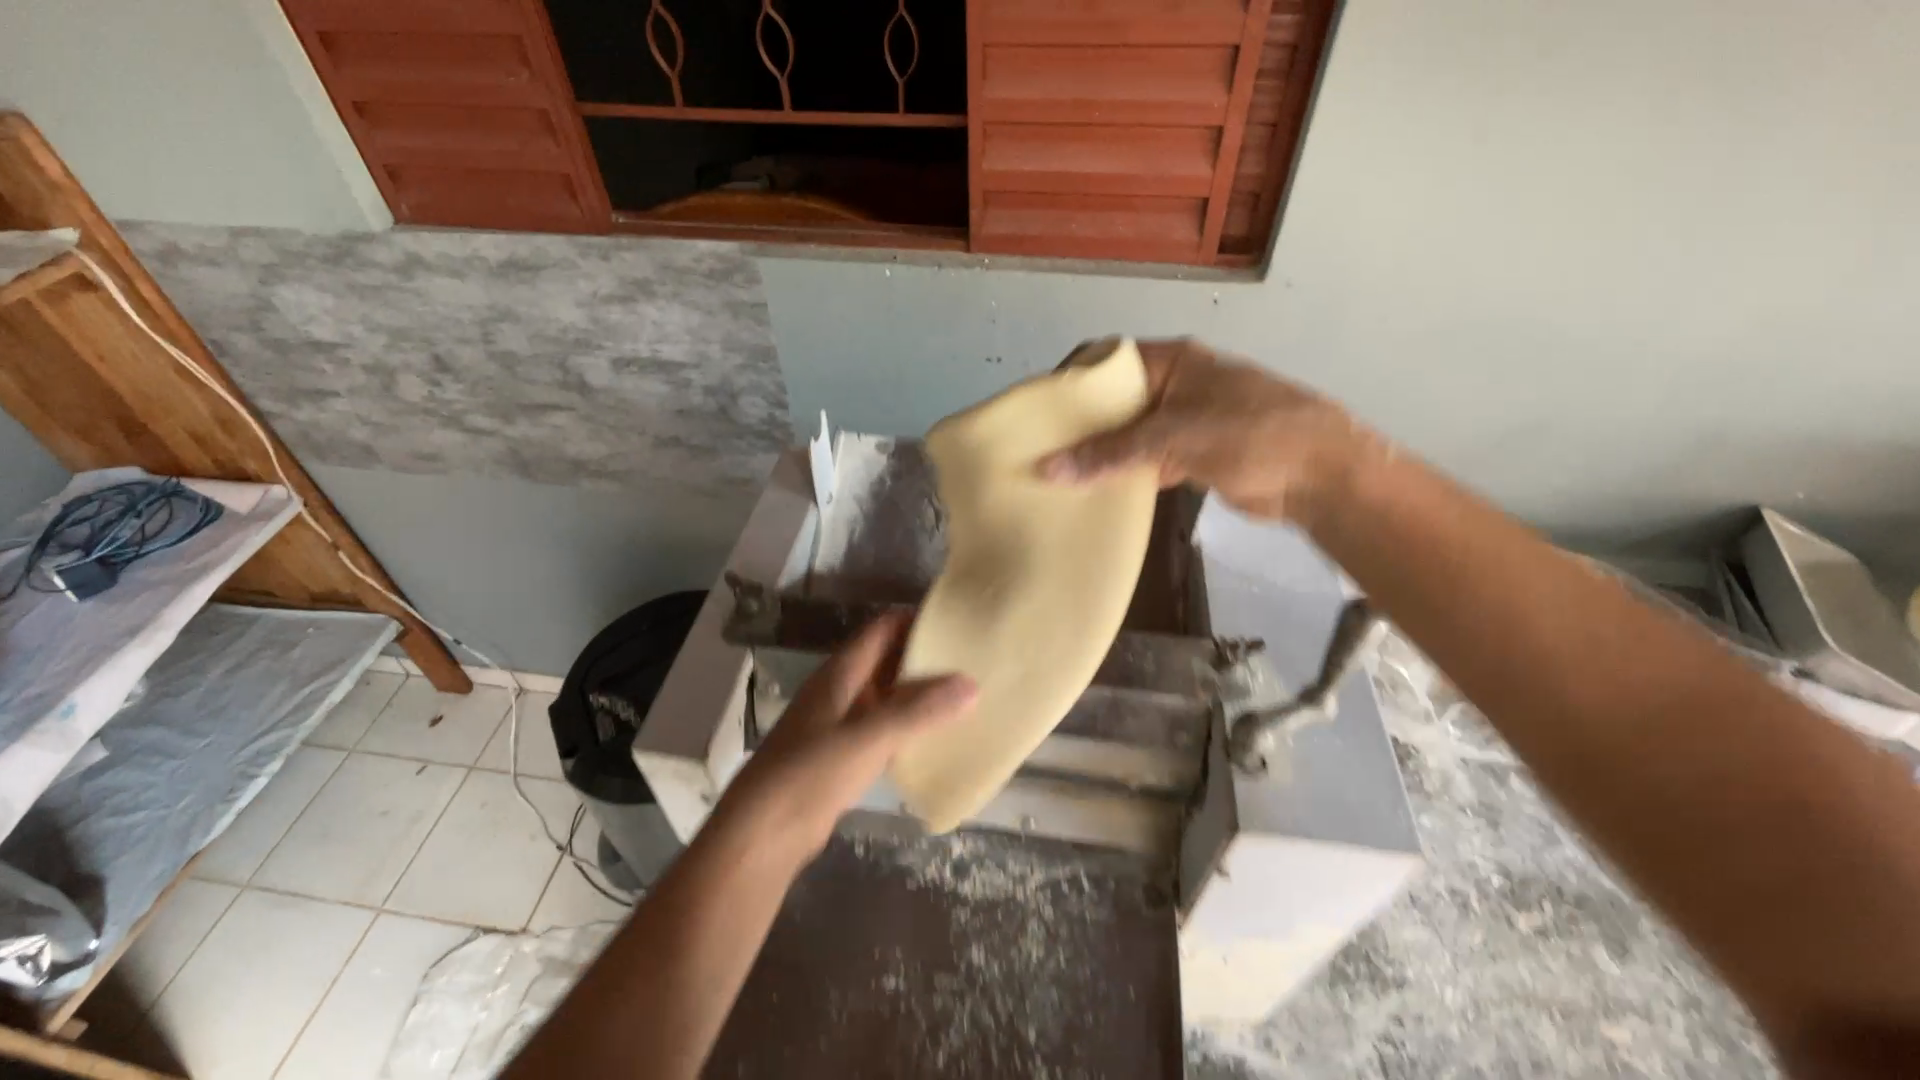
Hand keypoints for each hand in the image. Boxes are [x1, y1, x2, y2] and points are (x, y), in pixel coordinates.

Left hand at [717, 612, 977, 856]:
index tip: (960, 625)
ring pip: (888, 696)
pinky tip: (938, 738)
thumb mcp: (869, 737)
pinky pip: (884, 729)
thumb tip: (972, 683)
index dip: (918, 620)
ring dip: (921, 695)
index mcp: (841, 672)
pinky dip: (910, 727)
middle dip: (926, 659)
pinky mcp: (843, 755)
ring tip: (968, 697)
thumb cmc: (811, 773)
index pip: (884, 628)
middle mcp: (840, 690)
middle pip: (888, 660)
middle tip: (974, 663)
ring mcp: (840, 723)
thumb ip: (920, 710)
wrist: (763, 832)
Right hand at [1039, 338, 1379, 522]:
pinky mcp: (1194, 456)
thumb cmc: (1250, 434)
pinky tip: (1095, 495)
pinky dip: (1123, 476)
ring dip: (1100, 454)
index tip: (1036, 412)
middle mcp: (1174, 386)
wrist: (1320, 473)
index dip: (1070, 379)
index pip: (1106, 359)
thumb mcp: (1174, 437)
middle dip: (1079, 423)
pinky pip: (1147, 462)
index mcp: (1172, 361)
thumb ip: (1111, 453)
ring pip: (1129, 434)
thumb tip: (1047, 469)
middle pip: (1114, 399)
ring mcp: (1185, 422)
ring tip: (1056, 476)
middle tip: (1039, 450)